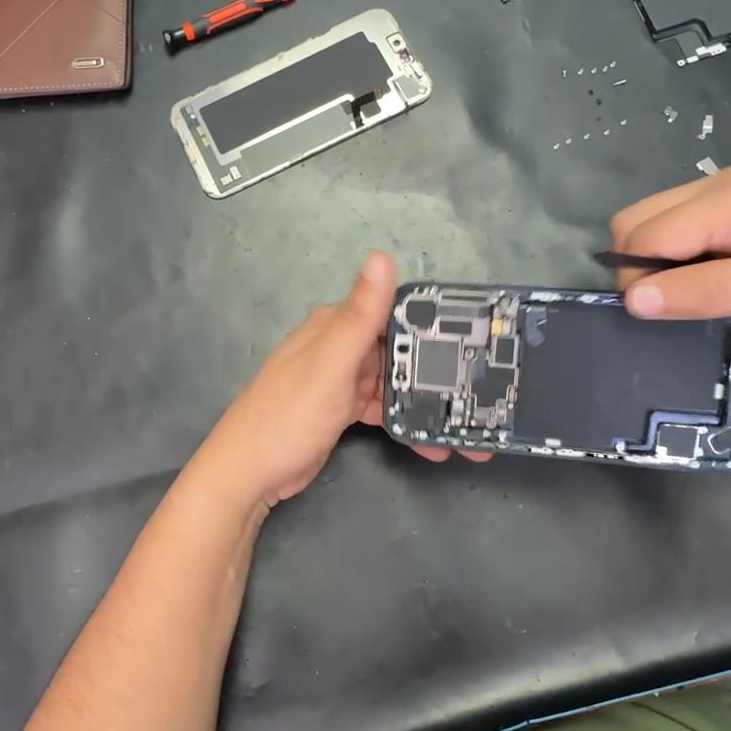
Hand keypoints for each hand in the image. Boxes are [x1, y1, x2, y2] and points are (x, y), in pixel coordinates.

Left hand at [193, 252, 487, 509]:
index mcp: (333, 325)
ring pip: (392, 382)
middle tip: (483, 395)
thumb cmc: (287, 416)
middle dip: (439, 372)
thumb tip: (381, 255)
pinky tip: (433, 444)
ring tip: (467, 428)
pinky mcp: (339, 410)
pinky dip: (404, 422)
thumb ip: (359, 316)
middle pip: (398, 350)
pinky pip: (380, 408)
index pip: (393, 311)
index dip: (435, 323)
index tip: (478, 338)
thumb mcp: (329, 366)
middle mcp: (338, 345)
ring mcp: (338, 379)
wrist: (247, 475)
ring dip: (426, 403)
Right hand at [608, 162, 730, 332]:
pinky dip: (694, 255)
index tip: (666, 321)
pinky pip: (697, 224)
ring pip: (665, 221)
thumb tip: (632, 300)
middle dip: (643, 267)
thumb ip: (711, 291)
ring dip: (668, 262)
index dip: (638, 280)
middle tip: (688, 309)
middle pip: (642, 219)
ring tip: (714, 295)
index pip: (644, 233)